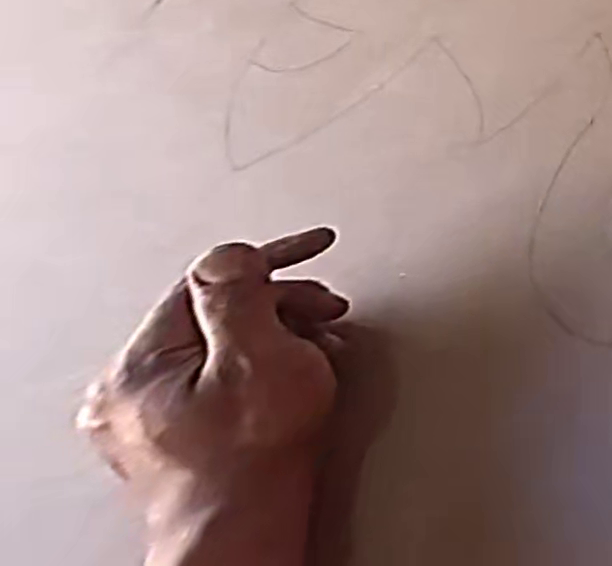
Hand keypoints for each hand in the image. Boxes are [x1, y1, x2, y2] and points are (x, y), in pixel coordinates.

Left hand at [77, 228, 347, 565]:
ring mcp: (151, 407)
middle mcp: (134, 385)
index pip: (210, 281)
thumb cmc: (254, 447)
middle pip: (222, 308)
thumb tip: (230, 254)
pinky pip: (228, 363)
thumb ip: (239, 300)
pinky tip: (296, 369)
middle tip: (329, 313)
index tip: (317, 243)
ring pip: (229, 335)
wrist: (246, 515)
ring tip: (317, 346)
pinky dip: (273, 353)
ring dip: (286, 328)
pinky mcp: (178, 422)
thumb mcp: (258, 356)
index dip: (272, 256)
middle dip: (289, 301)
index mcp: (143, 365)